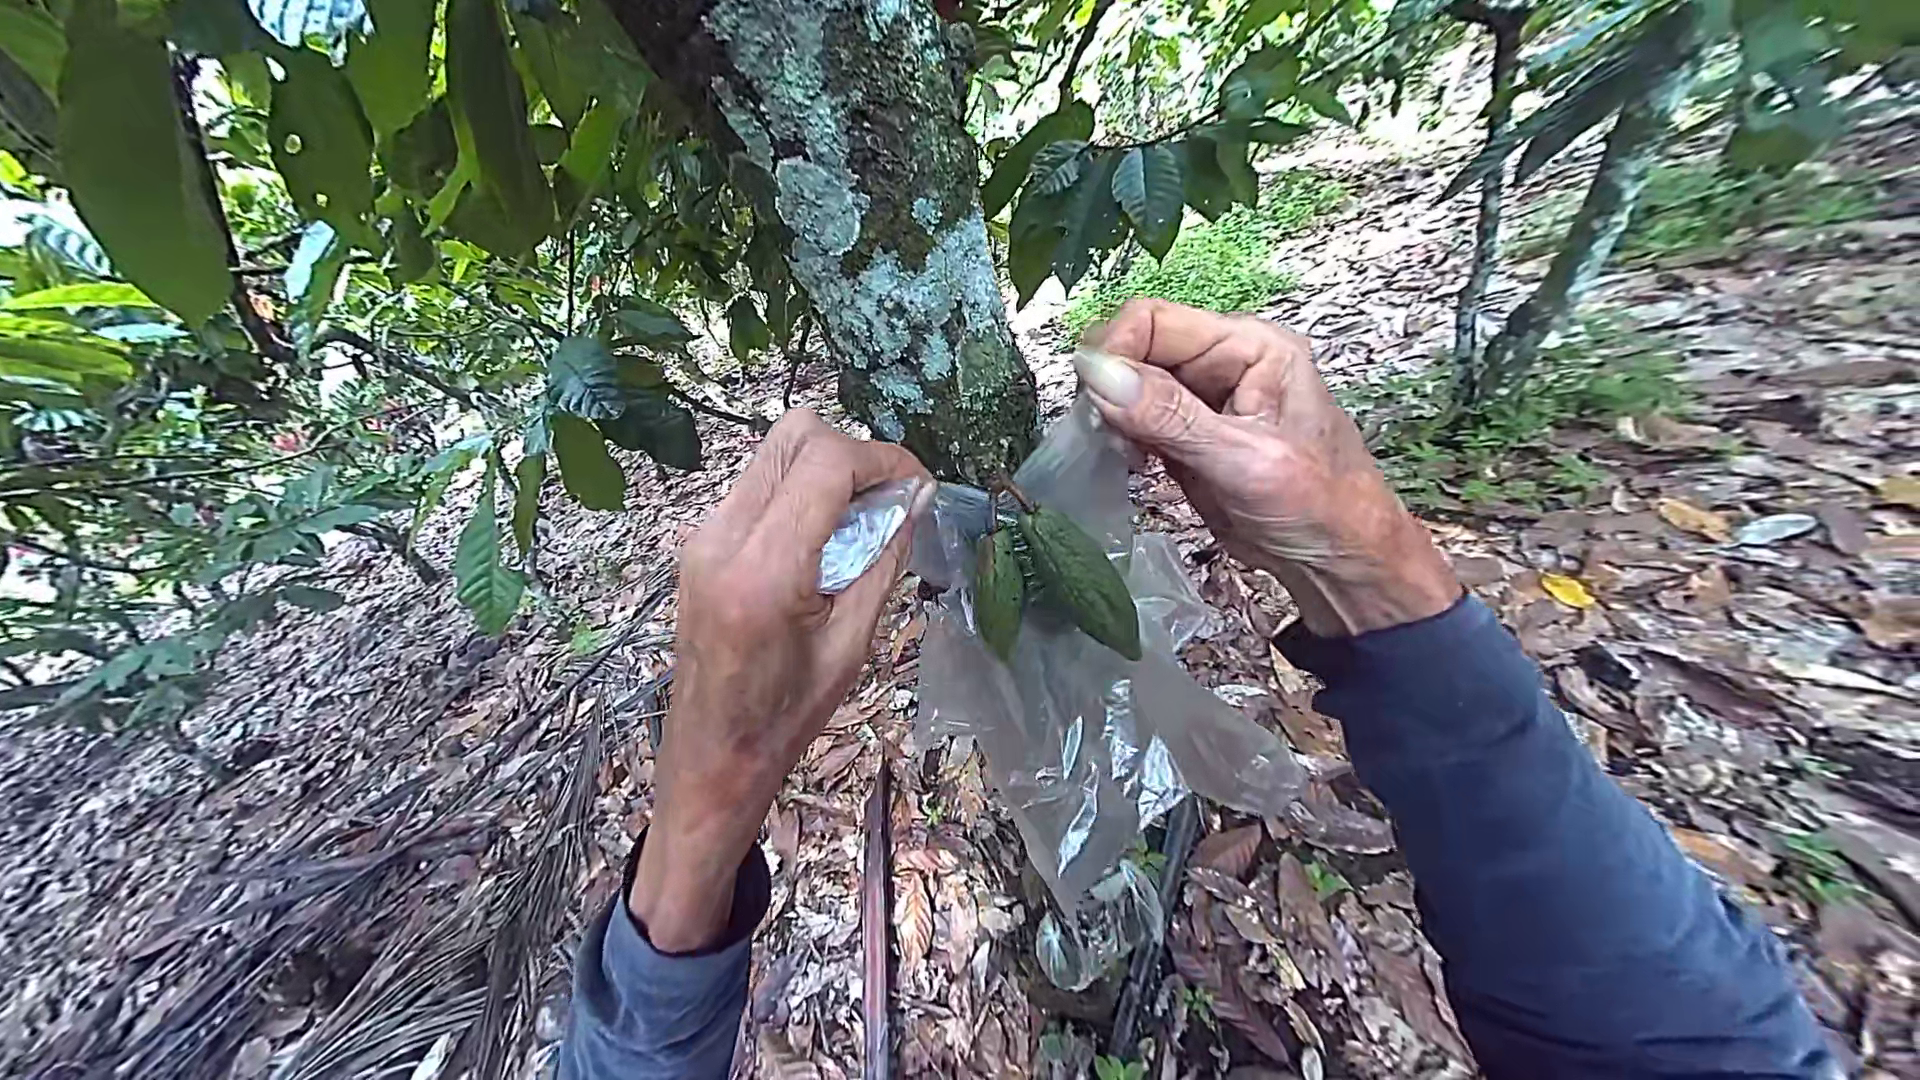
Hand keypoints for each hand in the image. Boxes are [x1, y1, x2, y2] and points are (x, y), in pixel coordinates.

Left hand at [630, 409, 929, 950]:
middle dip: (855, 451)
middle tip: (890, 495)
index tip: (919, 484)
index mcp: (764, 571)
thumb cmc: (789, 716)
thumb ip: (884, 557)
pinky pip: (760, 480)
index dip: (884, 459)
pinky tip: (827, 529)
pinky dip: (803, 485)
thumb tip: (914, 498)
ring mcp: (702, 534)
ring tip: (863, 512)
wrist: (711, 755)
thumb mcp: (854, 641)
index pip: (826, 463)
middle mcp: (722, 536)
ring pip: (774, 449)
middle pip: (794, 434)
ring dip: (829, 465)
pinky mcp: (699, 540)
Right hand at [1076, 298, 1457, 637]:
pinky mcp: (1181, 435)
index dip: (1115, 350)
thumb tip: (1099, 374)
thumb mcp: (1244, 459)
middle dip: (1108, 385)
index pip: (1156, 321)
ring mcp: (1198, 401)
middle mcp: (1220, 363)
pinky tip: (1126, 460)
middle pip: (1136, 349)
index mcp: (1248, 346)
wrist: (1333, 558)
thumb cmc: (1315, 505)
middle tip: (1101, 431)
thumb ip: (1171, 417)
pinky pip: (1133, 421)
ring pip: (1128, 386)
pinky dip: (1118, 437)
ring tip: (1119, 450)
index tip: (1092, 398)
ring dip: (1109, 414)